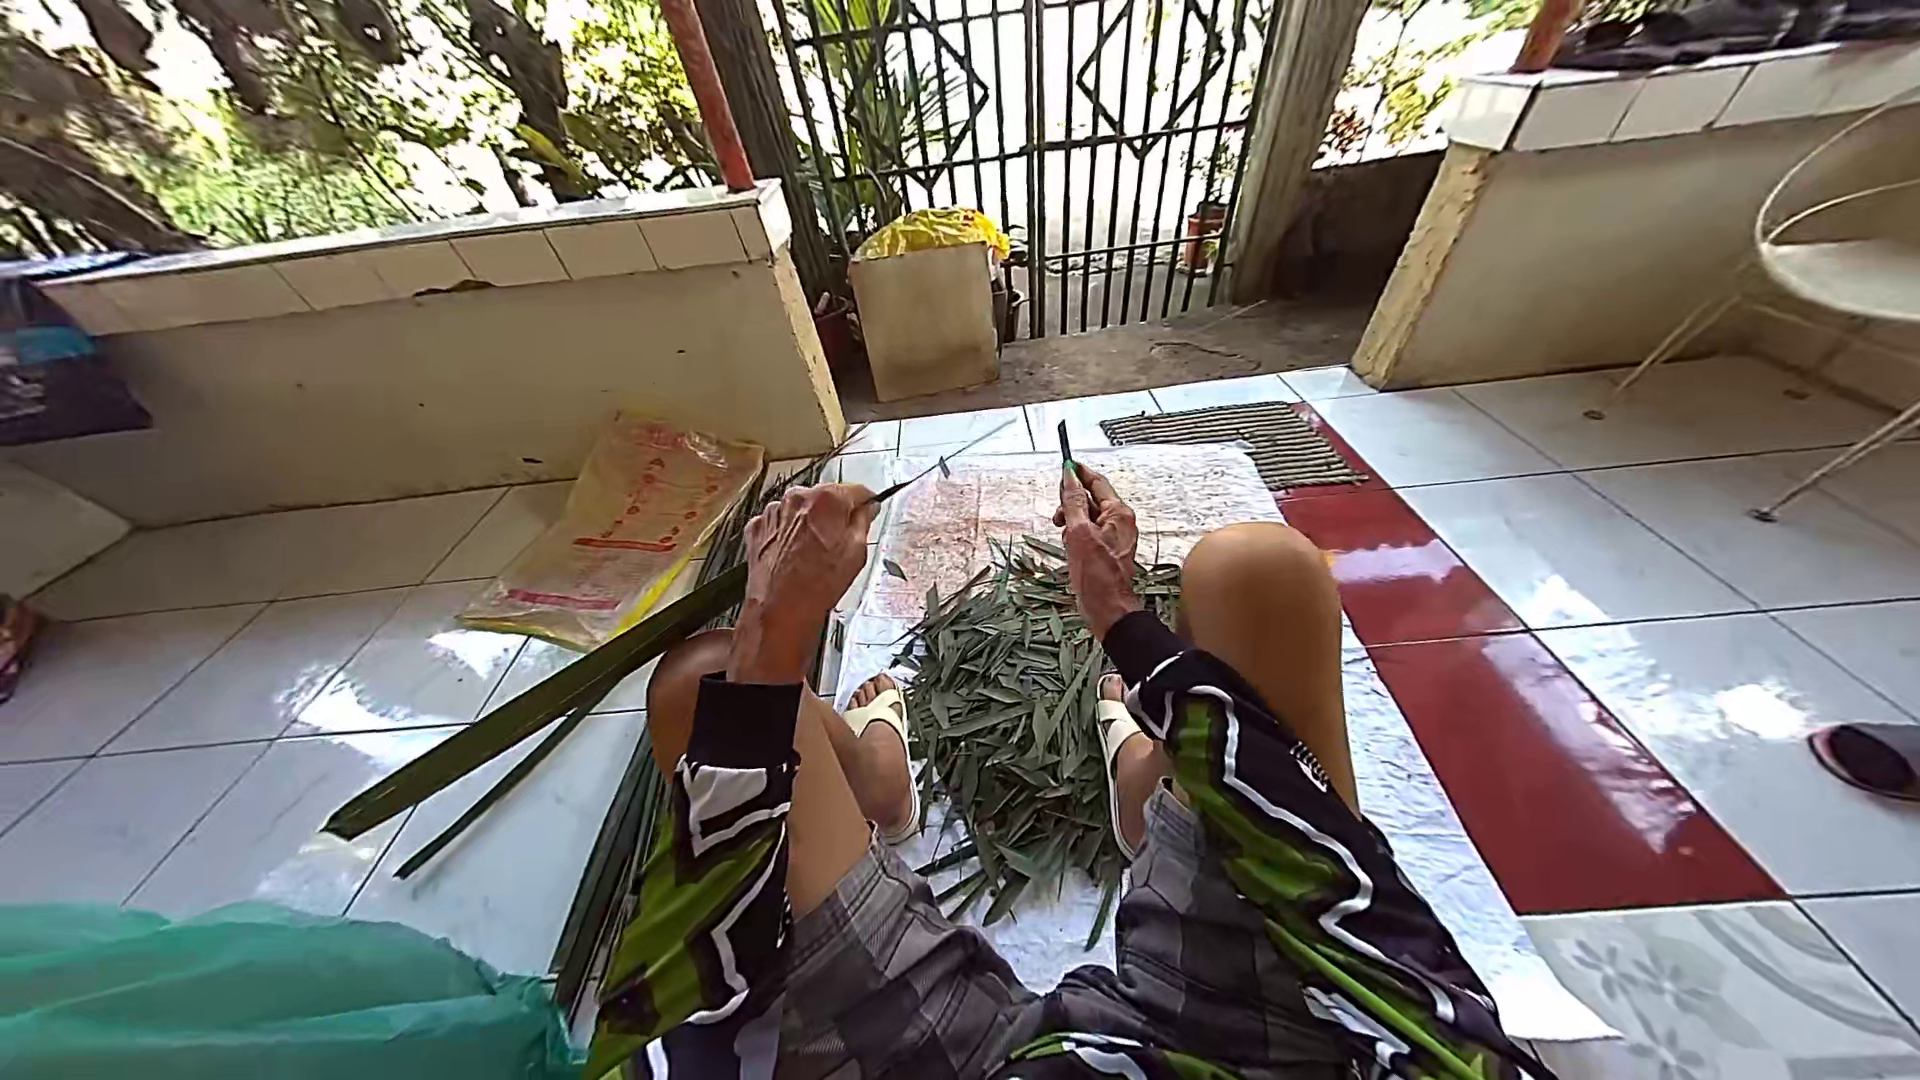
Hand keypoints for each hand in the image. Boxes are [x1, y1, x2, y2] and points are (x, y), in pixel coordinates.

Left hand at [729, 482, 876, 684]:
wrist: (780, 607)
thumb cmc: (816, 583)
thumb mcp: (857, 552)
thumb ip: (864, 521)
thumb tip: (867, 510)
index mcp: (827, 499)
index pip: (857, 489)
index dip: (866, 501)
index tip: (869, 509)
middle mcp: (797, 498)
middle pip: (826, 497)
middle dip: (836, 514)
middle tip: (842, 541)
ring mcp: (774, 512)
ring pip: (801, 510)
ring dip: (810, 524)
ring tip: (816, 553)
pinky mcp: (758, 527)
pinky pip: (781, 523)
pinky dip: (789, 533)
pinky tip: (797, 555)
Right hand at [1055, 465, 1142, 637]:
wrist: (1107, 609)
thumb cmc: (1098, 576)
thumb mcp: (1079, 533)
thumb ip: (1073, 502)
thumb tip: (1069, 477)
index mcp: (1119, 513)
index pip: (1097, 483)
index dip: (1079, 473)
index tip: (1065, 465)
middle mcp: (1120, 522)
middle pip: (1090, 500)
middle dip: (1070, 504)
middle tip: (1058, 516)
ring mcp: (1113, 537)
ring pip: (1086, 518)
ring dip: (1071, 523)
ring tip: (1066, 538)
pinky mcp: (1106, 551)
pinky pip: (1087, 534)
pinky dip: (1075, 536)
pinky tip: (1070, 549)